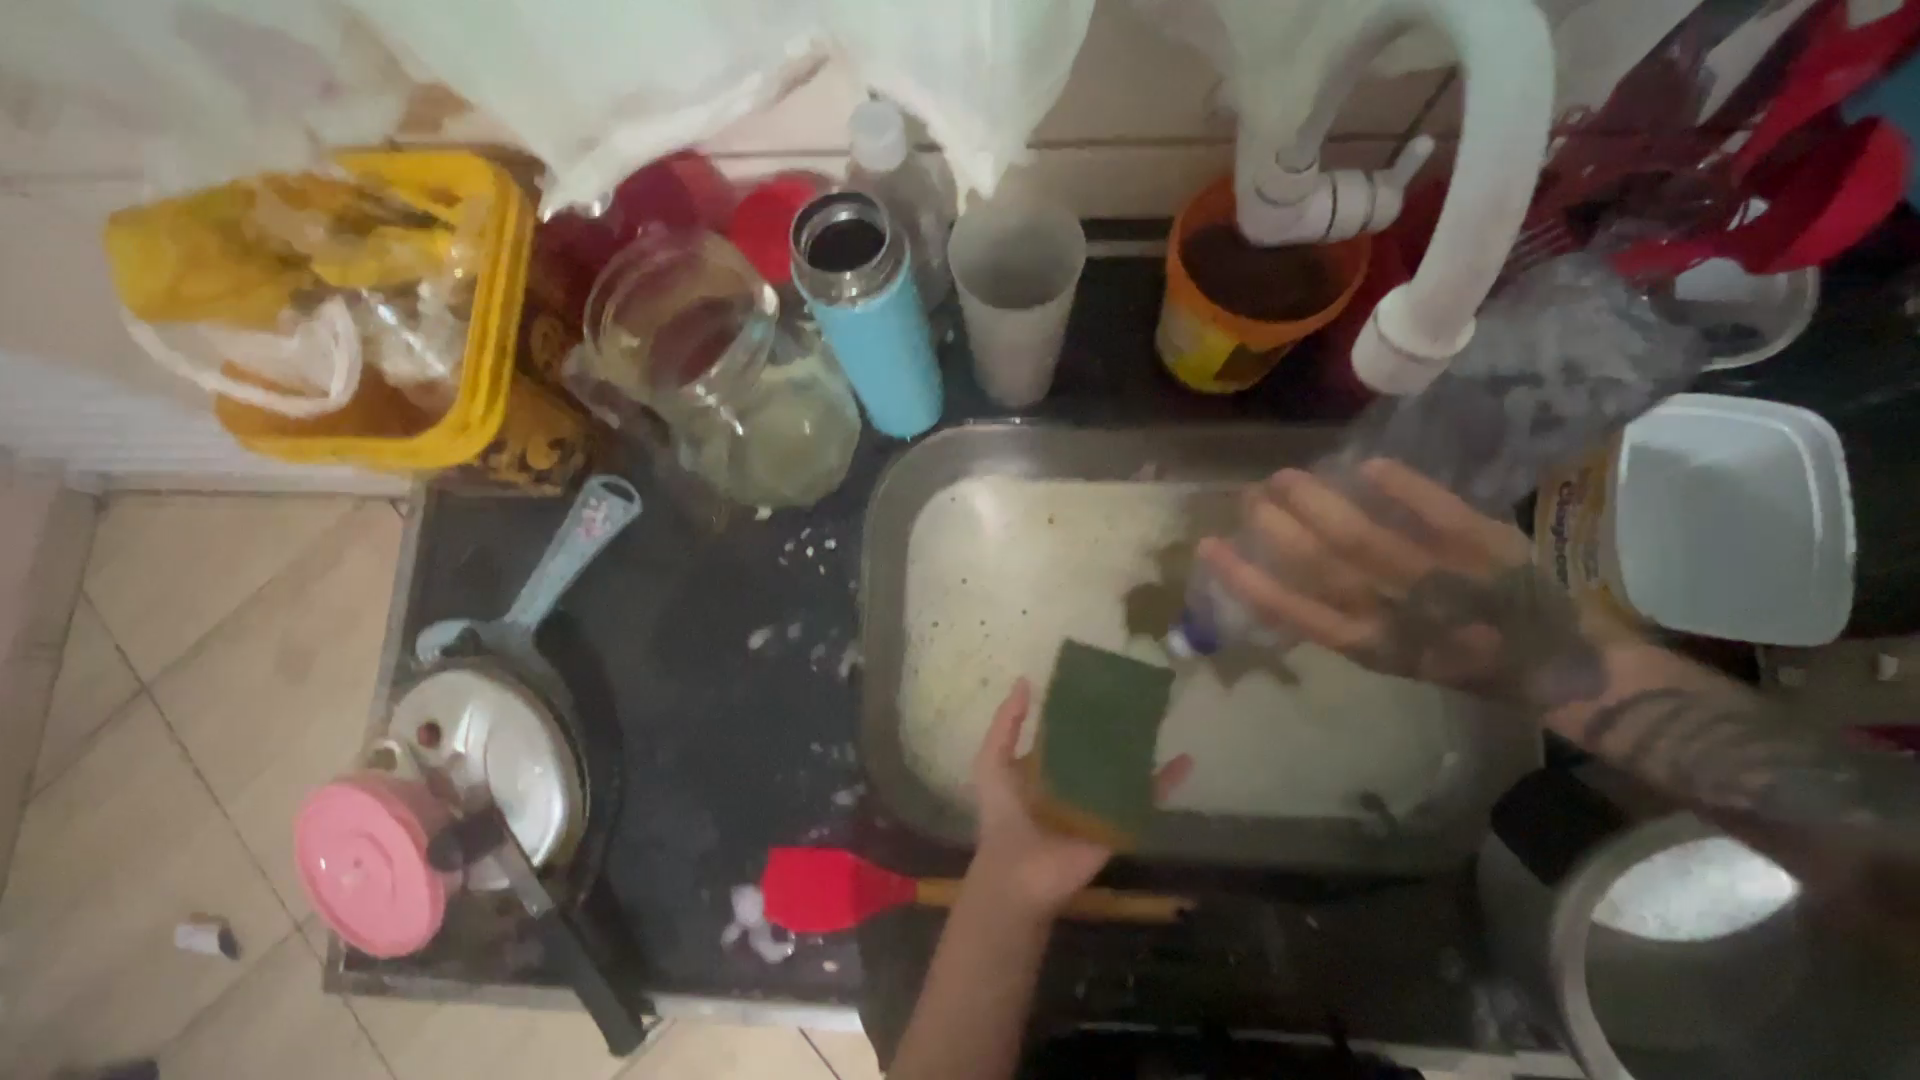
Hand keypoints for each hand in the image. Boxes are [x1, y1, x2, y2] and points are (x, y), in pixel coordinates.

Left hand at [968, 679, 1191, 918]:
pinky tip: (1185, 760)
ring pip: (1126, 772)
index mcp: (1044, 770)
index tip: (1096, 684)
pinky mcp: (1119, 824)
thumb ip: (1007, 724)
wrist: (1019, 873)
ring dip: (1144, 751)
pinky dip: (1166, 782)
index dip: (1078, 712)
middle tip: (1137, 697)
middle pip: (1099, 751)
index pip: (1066, 735)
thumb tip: (1025, 681)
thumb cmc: (1003, 814)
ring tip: (1164, 720)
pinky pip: (1145, 801)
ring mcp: (1098, 804)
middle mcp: (1073, 784)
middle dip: (1115, 728)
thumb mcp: (993, 762)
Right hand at [1197, 458, 1598, 701]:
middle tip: (1249, 496)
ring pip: (1366, 537)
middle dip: (1278, 529)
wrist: (1555, 662)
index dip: (1248, 578)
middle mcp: (1397, 614)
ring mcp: (1442, 579)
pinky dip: (1403, 487)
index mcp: (1369, 644)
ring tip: (1285, 476)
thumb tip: (1287, 568)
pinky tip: (1368, 463)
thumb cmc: (1458, 659)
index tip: (1211, 546)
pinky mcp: (1485, 548)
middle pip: (1323, 565)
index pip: (1293, 611)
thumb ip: (1342, 616)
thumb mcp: (1390, 650)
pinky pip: (1437, 512)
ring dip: (1320, 502)